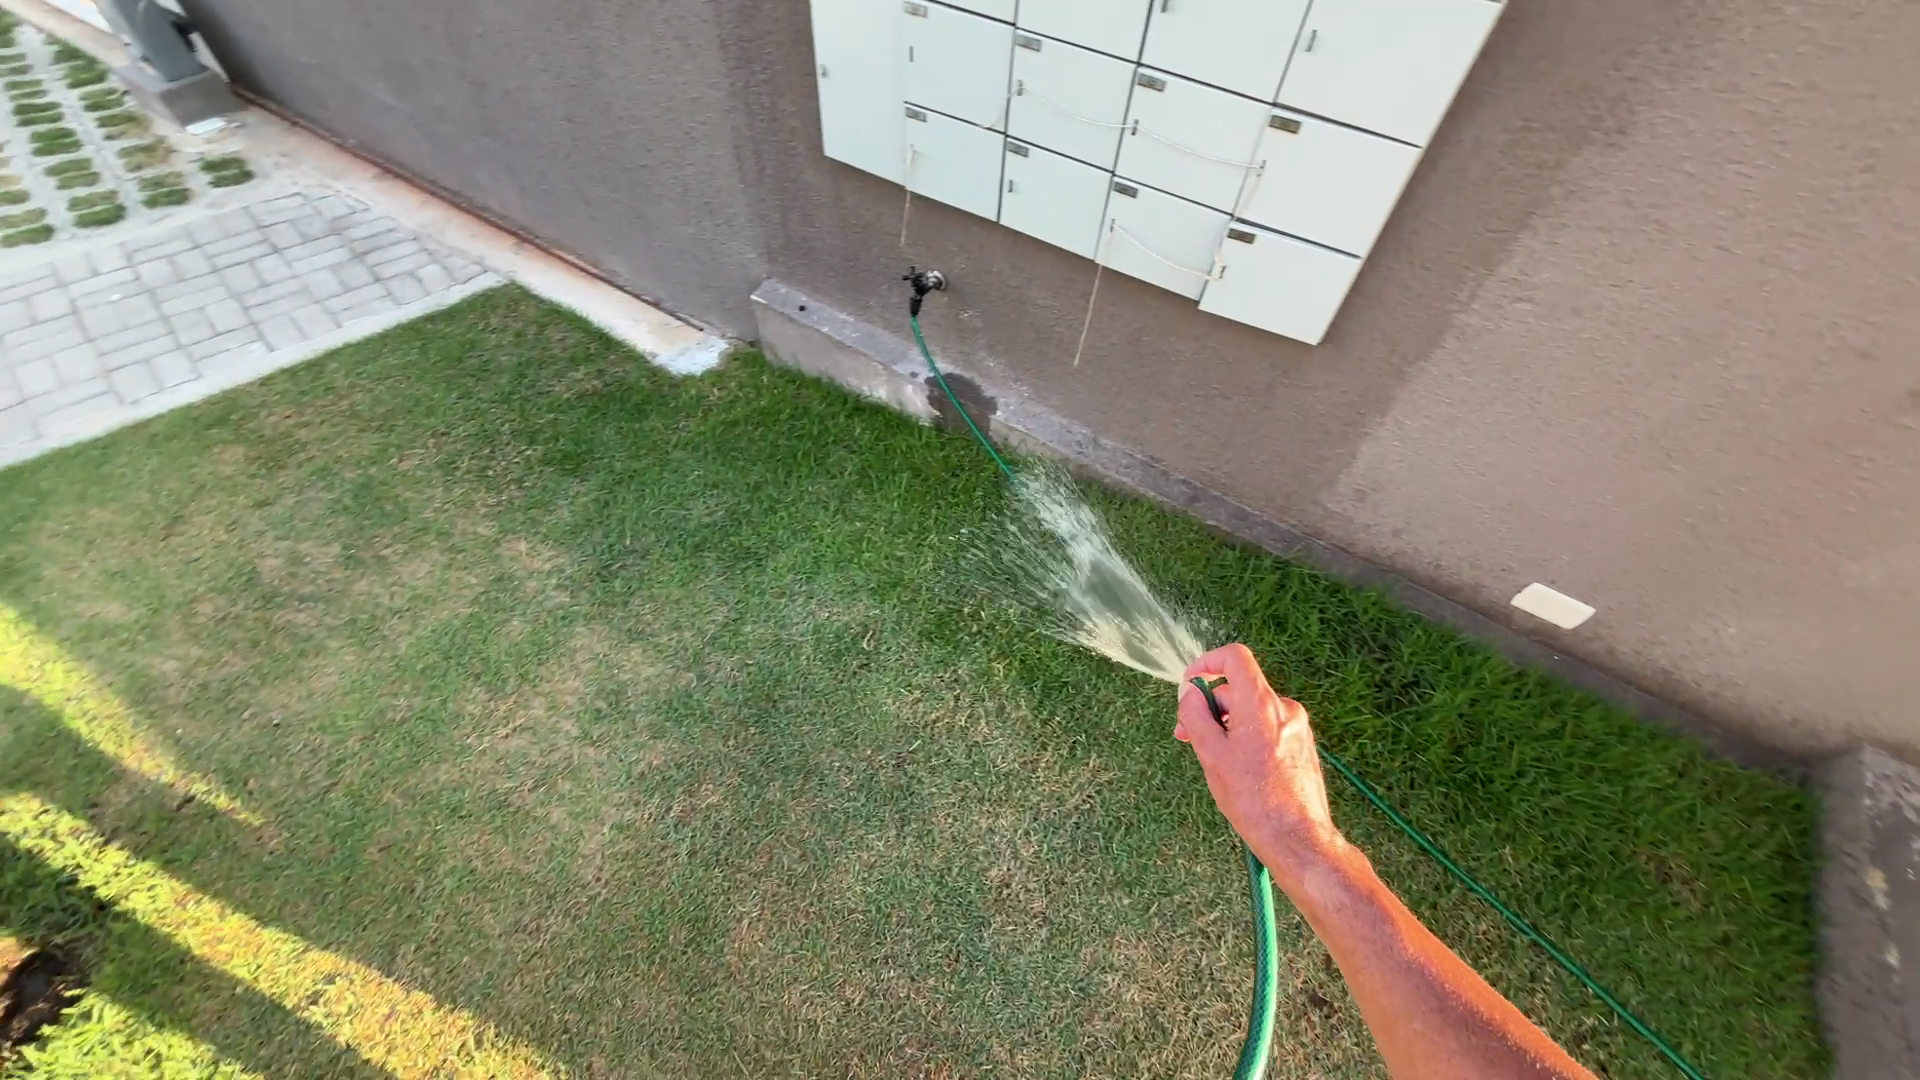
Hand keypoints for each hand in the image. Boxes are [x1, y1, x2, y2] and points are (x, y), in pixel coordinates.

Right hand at [1176, 644, 1343, 882]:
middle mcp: (1284, 708)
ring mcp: (1296, 727)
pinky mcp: (1301, 745)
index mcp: (1261, 704)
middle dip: (1210, 707)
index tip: (1190, 684)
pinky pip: (1266, 727)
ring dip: (1226, 725)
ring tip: (1213, 757)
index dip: (1207, 663)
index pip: (1235, 657)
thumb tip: (1190, 693)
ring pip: (1250, 710)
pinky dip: (1245, 736)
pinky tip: (1237, 767)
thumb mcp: (1211, 753)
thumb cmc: (1253, 799)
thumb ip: (1195, 715)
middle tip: (1188, 735)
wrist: (1297, 839)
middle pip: (1238, 688)